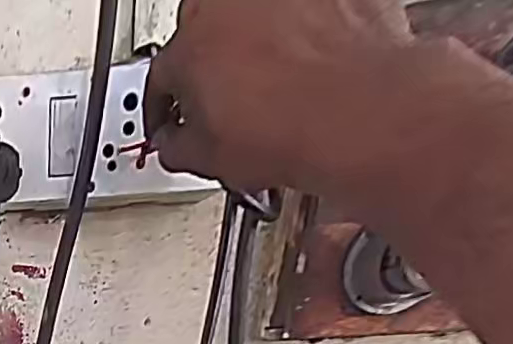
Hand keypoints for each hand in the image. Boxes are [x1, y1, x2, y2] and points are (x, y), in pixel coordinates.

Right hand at [145, 0, 415, 191]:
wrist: (351, 113)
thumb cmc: (282, 129)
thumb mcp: (202, 158)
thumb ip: (175, 144)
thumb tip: (174, 141)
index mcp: (189, 46)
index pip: (160, 78)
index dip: (162, 107)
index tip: (172, 120)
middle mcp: (229, 5)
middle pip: (201, 26)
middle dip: (203, 59)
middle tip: (214, 92)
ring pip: (251, 15)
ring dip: (250, 41)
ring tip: (263, 80)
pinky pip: (302, 12)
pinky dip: (298, 31)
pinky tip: (301, 63)